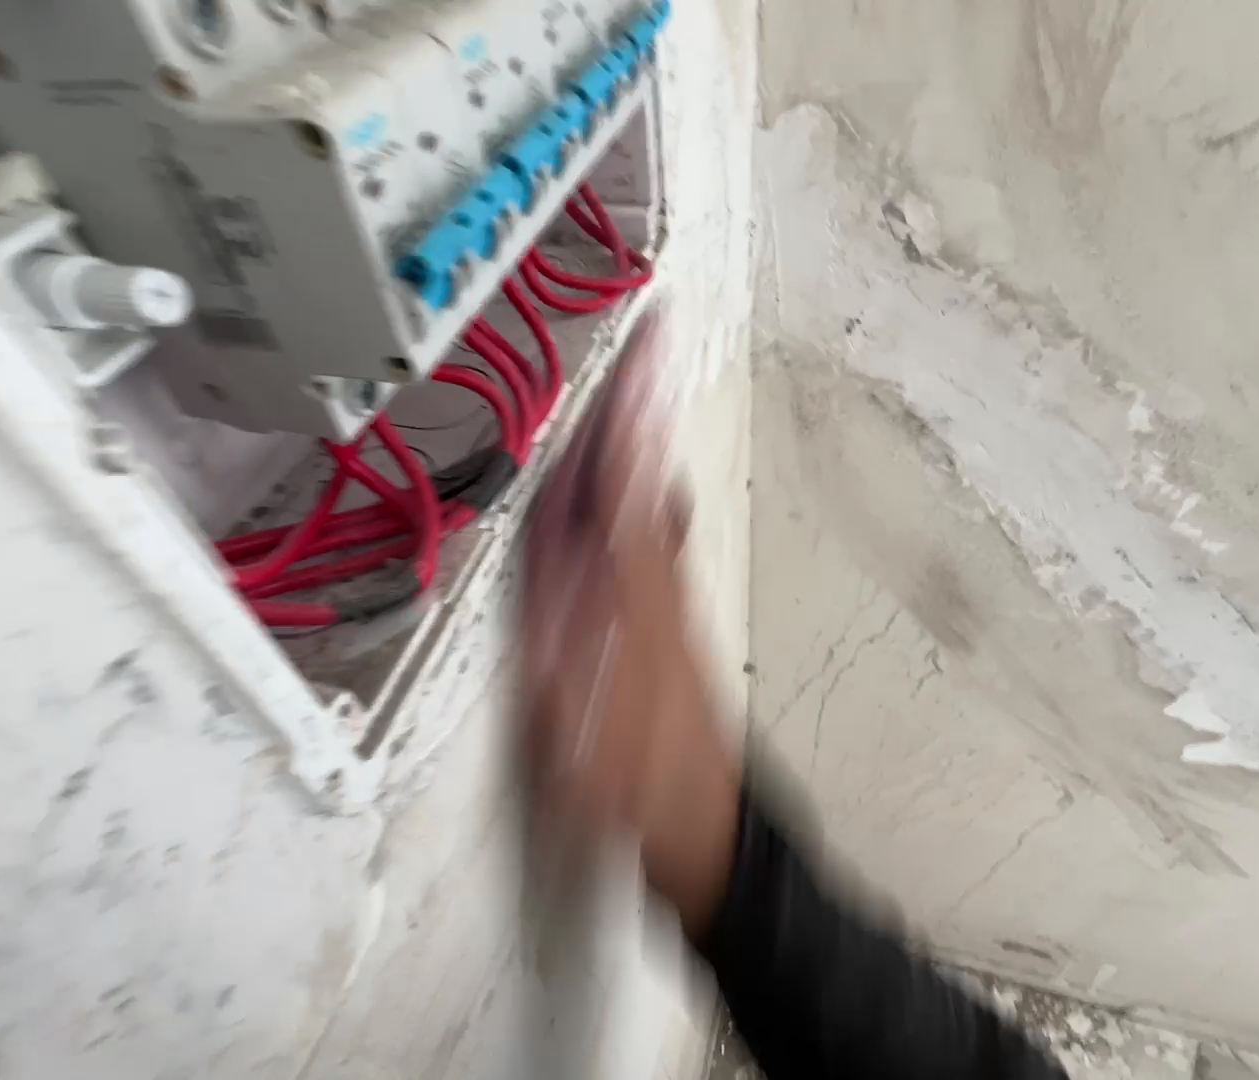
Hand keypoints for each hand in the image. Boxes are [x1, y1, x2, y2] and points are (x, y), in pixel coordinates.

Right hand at [517, 346, 742, 937]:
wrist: (703, 818)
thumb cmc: (635, 771)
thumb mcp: (573, 712)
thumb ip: (559, 616)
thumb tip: (555, 537)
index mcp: (628, 592)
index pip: (625, 477)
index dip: (633, 405)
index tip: (651, 340)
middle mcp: (653, 580)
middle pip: (642, 475)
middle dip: (643, 402)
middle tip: (651, 340)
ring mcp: (664, 595)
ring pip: (653, 498)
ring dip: (648, 436)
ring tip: (645, 382)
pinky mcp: (668, 614)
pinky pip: (656, 533)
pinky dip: (648, 489)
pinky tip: (647, 476)